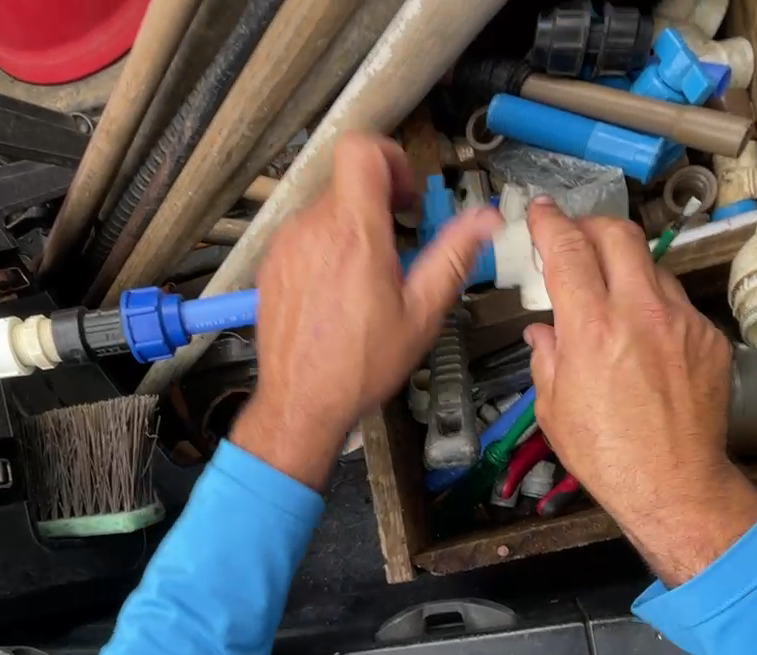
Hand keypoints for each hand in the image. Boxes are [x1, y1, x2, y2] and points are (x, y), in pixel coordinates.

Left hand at [233, 134, 498, 489]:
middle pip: (348, 184)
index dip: (390, 159)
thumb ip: (453, 256)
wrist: (300, 403)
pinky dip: (324, 253)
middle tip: (395, 249)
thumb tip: (485, 219)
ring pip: (324, 213)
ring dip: (350, 232)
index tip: (404, 195)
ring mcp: (286, 247)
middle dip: (377, 207)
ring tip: (365, 282)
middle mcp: (313, 230)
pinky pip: (302, 239)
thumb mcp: (421, 315)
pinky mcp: (271, 267)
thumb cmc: (359, 368)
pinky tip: (337, 295)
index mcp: (355, 233)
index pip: (362, 150)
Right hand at [524, 198, 756, 584]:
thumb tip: (544, 333)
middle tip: (575, 238)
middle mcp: (640, 313)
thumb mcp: (553, 409)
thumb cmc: (605, 455)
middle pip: (619, 234)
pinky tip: (642, 338)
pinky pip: (676, 304)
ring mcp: (682, 321)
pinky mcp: (708, 338)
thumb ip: (546, 358)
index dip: (551, 224)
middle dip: (591, 226)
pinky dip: (652, 308)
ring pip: (651, 267)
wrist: (672, 484)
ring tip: (609, 297)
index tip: (541, 213)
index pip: (569, 250)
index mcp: (592, 330)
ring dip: (624, 269)